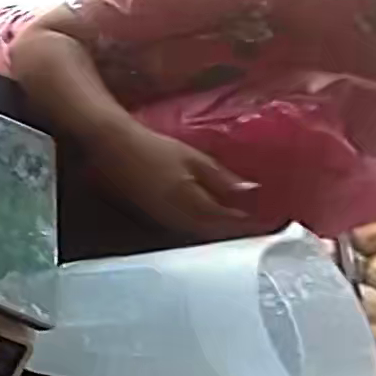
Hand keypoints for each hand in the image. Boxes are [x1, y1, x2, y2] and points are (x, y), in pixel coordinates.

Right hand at [90, 124, 256, 235]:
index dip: (242, 219)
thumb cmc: (154, 147)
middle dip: (224, 227)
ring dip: (205, 228)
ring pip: (186, 228)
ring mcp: (153, 212)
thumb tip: (251, 190)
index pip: (220, 216)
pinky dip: (187, 224)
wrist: (112, 146)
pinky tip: (193, 217)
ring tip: (221, 222)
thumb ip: (220, 176)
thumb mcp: (192, 157)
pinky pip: (170, 224)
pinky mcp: (141, 209)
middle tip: (245, 223)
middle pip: (203, 228)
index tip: (264, 218)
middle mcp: (170, 211)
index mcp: (186, 197)